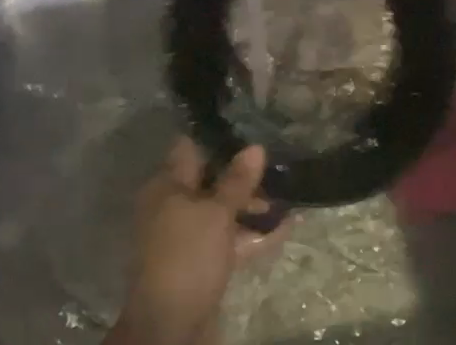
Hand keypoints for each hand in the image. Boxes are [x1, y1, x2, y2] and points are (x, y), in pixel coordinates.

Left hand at [110, 138, 281, 344]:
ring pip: (222, 213)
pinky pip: (228, 241)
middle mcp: (173, 206)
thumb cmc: (188, 255)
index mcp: (166, 186)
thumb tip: (256, 146)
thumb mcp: (216, 213)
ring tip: (289, 198)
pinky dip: (252, 235)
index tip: (251, 131)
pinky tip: (284, 228)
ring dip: (252, 208)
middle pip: (210, 182)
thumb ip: (236, 181)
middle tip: (278, 168)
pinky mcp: (201, 263)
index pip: (191, 149)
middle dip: (243, 177)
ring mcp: (187, 237)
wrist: (170, 326)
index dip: (219, 141)